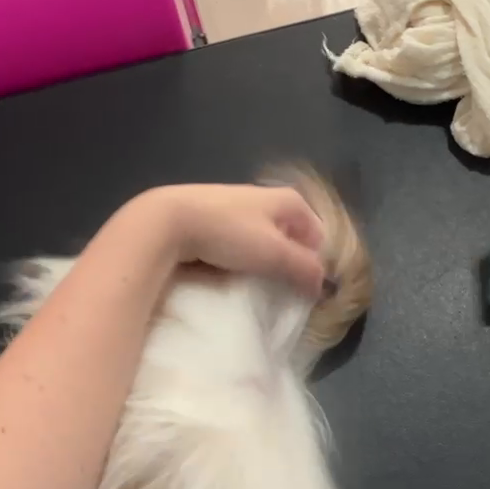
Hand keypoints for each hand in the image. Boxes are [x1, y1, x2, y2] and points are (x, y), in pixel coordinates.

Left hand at [133, 184, 327, 297]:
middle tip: (282, 291)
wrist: (167, 221)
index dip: (316, 261)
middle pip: (291, 236)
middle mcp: (266, 197)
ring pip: (263, 240)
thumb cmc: (229, 233)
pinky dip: (239, 259)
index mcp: (289, 200)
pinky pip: (238, 242)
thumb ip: (305, 269)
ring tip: (254, 286)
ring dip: (263, 263)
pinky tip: (229, 274)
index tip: (307, 289)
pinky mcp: (213, 217)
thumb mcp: (275, 254)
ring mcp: (237, 206)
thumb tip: (322, 285)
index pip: (317, 234)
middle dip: (289, 263)